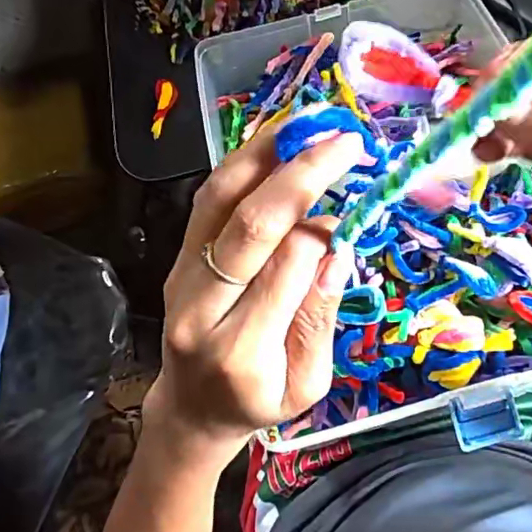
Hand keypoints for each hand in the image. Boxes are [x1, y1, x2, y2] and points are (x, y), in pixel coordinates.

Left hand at [151, 129, 363, 453]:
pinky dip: (244, 163)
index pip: (286, 267)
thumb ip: (320, 318)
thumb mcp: (306, 383)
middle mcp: (201, 305)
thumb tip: (338, 248)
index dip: (323, 230)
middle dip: (303, 173)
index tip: (354, 212)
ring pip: (219, 197)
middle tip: (346, 141)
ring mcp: (181, 273)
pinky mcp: (178, 254)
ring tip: (310, 122)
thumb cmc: (256, 404)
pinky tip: (276, 141)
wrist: (189, 409)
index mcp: (240, 350)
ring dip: (266, 151)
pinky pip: (209, 198)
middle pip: (251, 223)